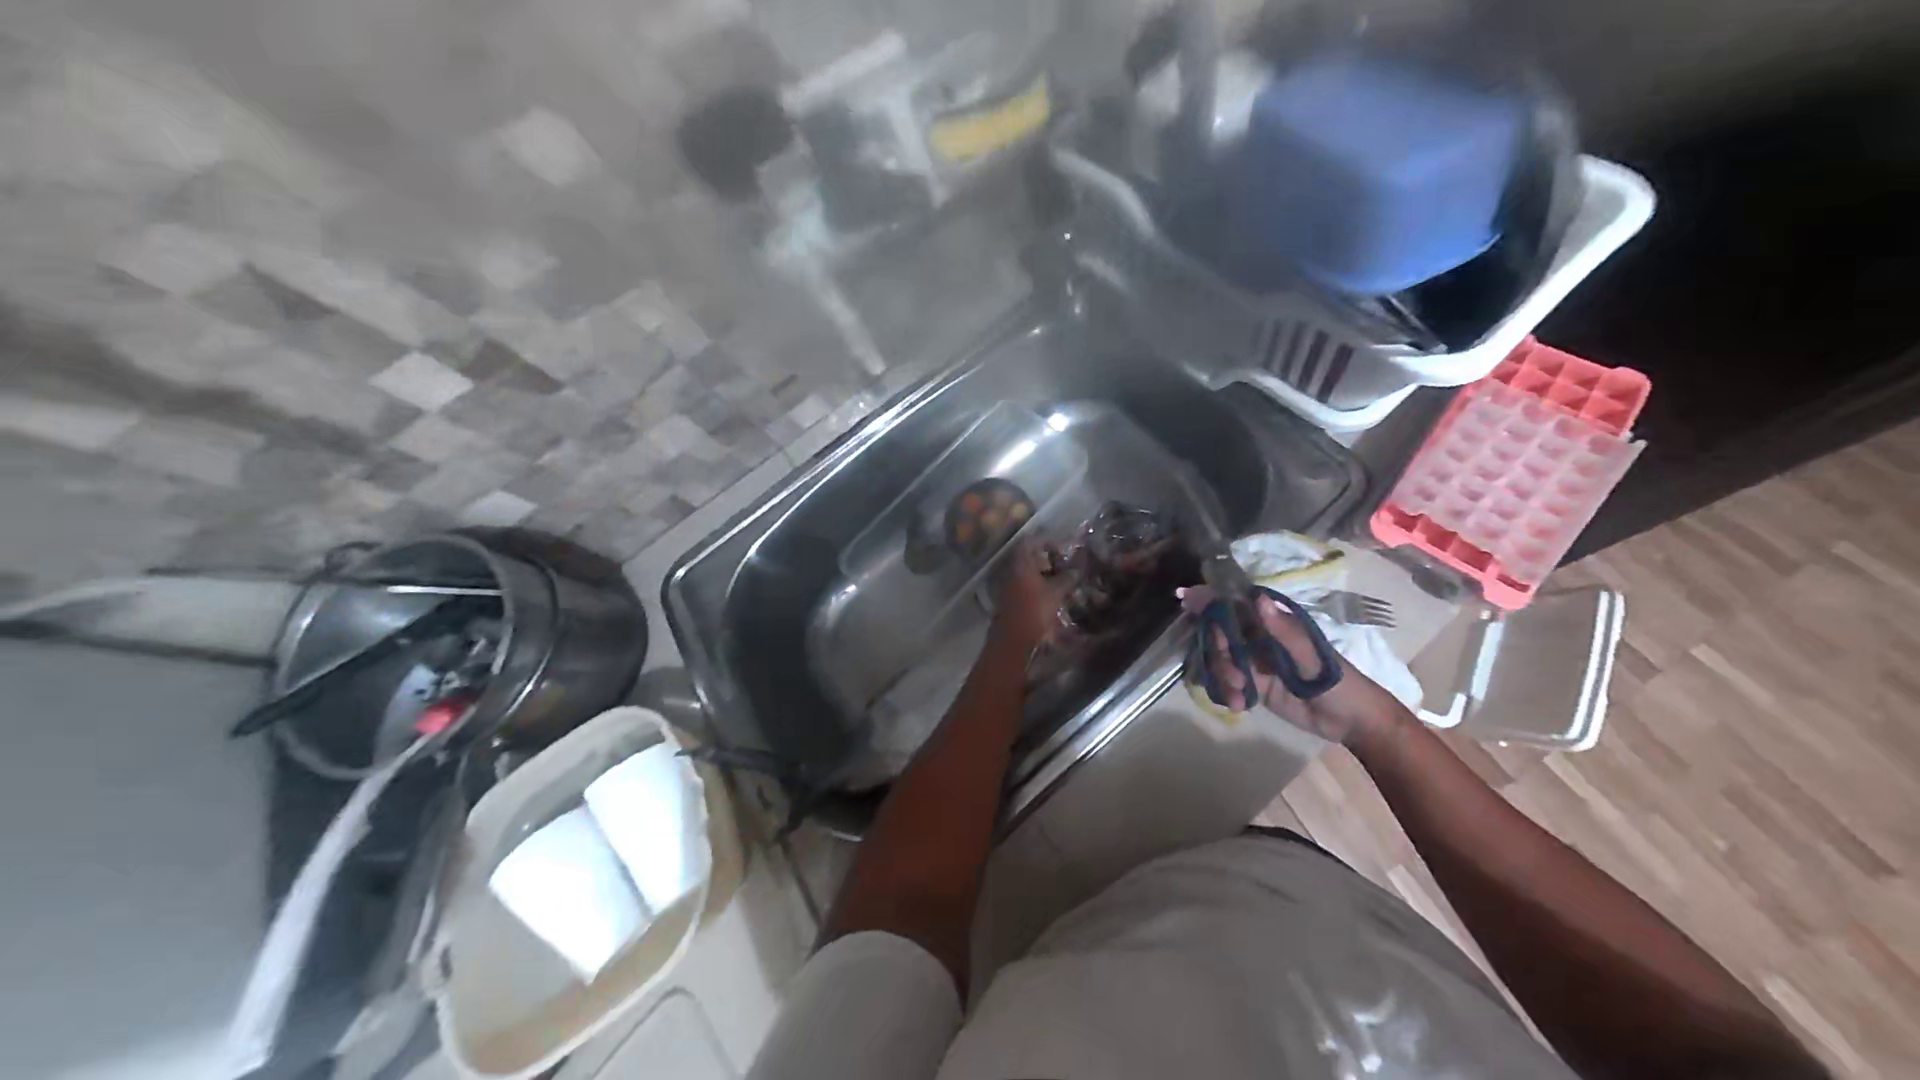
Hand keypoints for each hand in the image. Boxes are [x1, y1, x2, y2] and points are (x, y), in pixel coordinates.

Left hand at [991, 542, 1070, 654]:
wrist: (1013, 639)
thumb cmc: (1034, 610)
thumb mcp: (1055, 592)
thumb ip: (1067, 578)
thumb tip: (1078, 568)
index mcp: (1020, 564)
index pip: (1030, 542)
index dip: (1047, 542)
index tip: (1062, 548)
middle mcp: (1012, 571)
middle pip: (1030, 558)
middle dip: (1049, 560)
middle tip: (1067, 567)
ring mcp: (1010, 586)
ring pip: (1030, 574)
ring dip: (1046, 575)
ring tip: (1065, 582)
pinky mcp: (1012, 600)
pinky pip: (1028, 587)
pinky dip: (1041, 588)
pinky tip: (1055, 596)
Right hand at [1181, 586, 1409, 746]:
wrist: (1351, 722)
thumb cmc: (1337, 681)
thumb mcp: (1313, 656)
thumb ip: (1284, 630)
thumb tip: (1257, 599)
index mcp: (1274, 623)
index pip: (1236, 604)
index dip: (1210, 598)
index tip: (1184, 598)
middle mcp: (1259, 638)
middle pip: (1220, 634)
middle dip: (1217, 653)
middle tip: (1232, 675)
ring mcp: (1253, 662)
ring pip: (1219, 660)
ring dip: (1221, 677)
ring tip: (1239, 696)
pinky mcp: (1252, 685)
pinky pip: (1225, 682)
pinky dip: (1226, 693)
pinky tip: (1239, 705)